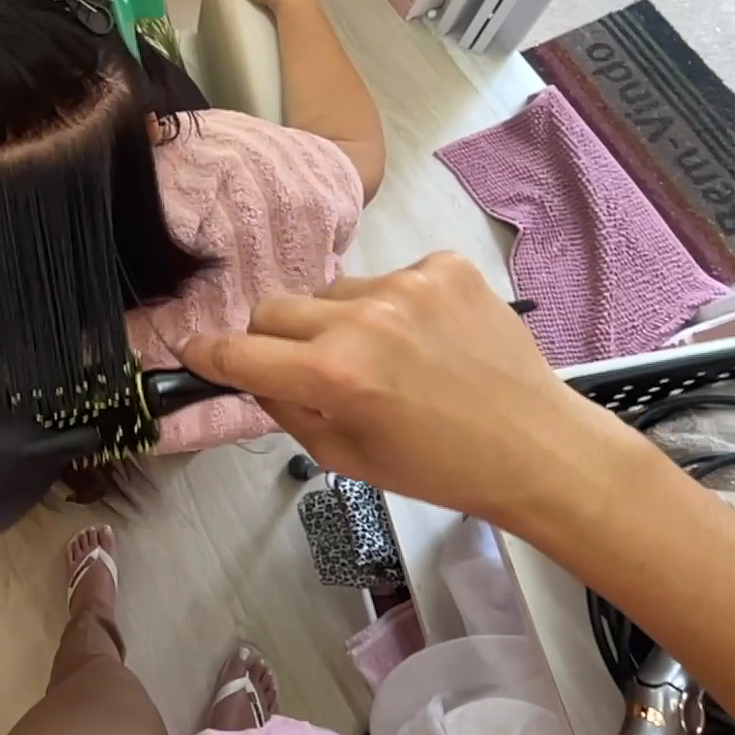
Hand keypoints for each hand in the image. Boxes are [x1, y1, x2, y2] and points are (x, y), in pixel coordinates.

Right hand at [182, 253, 643, 528]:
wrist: (540, 448)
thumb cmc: (438, 467)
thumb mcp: (343, 457)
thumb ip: (283, 408)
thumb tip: (250, 373)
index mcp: (335, 376)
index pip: (238, 352)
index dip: (208, 354)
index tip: (194, 352)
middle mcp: (362, 320)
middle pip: (272, 307)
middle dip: (273, 338)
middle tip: (306, 364)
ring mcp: (405, 284)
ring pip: (327, 292)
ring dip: (335, 321)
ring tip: (381, 353)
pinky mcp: (442, 266)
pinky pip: (383, 278)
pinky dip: (388, 307)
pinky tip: (422, 336)